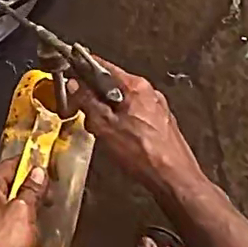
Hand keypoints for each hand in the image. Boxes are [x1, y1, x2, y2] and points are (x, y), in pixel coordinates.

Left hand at [0, 155, 47, 246]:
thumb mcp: (23, 212)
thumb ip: (31, 190)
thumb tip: (37, 174)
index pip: (8, 164)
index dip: (28, 162)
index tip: (45, 162)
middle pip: (8, 182)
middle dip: (30, 183)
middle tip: (49, 186)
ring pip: (10, 202)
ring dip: (28, 203)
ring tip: (46, 207)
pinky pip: (10, 221)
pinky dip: (23, 221)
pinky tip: (35, 229)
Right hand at [68, 57, 204, 194]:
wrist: (175, 181)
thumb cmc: (145, 154)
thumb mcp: (104, 126)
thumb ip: (87, 101)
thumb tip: (75, 85)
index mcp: (136, 86)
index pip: (103, 66)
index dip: (83, 69)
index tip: (71, 73)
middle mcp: (149, 93)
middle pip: (112, 85)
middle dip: (94, 98)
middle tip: (83, 112)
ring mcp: (157, 109)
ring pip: (123, 102)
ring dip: (108, 113)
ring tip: (102, 132)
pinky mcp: (161, 124)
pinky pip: (134, 115)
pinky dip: (122, 123)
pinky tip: (119, 141)